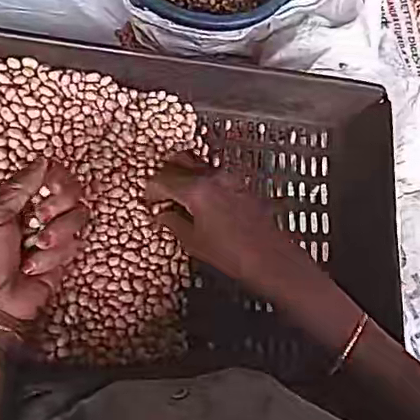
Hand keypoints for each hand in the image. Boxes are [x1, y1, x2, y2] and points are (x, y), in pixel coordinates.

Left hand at [0, 157, 85, 331]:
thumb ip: (19, 186)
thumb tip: (42, 161)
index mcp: (15, 200)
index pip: (48, 175)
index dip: (56, 178)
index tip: (51, 185)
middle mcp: (36, 215)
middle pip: (70, 193)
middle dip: (59, 205)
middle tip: (41, 217)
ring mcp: (52, 236)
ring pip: (77, 218)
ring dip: (56, 233)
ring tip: (35, 248)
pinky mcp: (62, 257)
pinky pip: (74, 244)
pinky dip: (54, 256)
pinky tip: (35, 267)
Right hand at [145, 152, 322, 302]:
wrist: (271, 258)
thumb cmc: (233, 255)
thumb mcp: (194, 242)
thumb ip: (174, 222)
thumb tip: (163, 213)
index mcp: (196, 189)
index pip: (162, 179)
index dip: (151, 190)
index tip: (148, 201)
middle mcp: (213, 177)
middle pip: (179, 161)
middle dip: (165, 175)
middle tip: (160, 195)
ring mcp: (230, 179)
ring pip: (198, 165)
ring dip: (185, 176)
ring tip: (180, 200)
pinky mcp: (242, 186)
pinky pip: (215, 175)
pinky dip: (202, 182)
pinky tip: (202, 204)